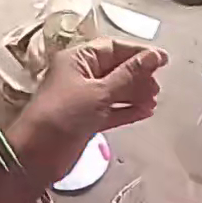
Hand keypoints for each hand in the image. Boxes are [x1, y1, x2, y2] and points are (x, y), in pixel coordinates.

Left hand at [8, 38, 166, 181]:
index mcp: (78, 59)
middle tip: (157, 86)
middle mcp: (81, 75)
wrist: (37, 154)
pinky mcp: (88, 119)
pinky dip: (128, 110)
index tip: (163, 60)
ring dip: (136, 94)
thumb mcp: (100, 91)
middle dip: (139, 75)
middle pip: (116, 69)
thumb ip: (130, 74)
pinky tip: (146, 112)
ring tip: (154, 100)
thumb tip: (155, 56)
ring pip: (116, 91)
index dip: (139, 53)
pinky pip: (113, 110)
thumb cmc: (65, 114)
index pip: (113, 48)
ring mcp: (84, 99)